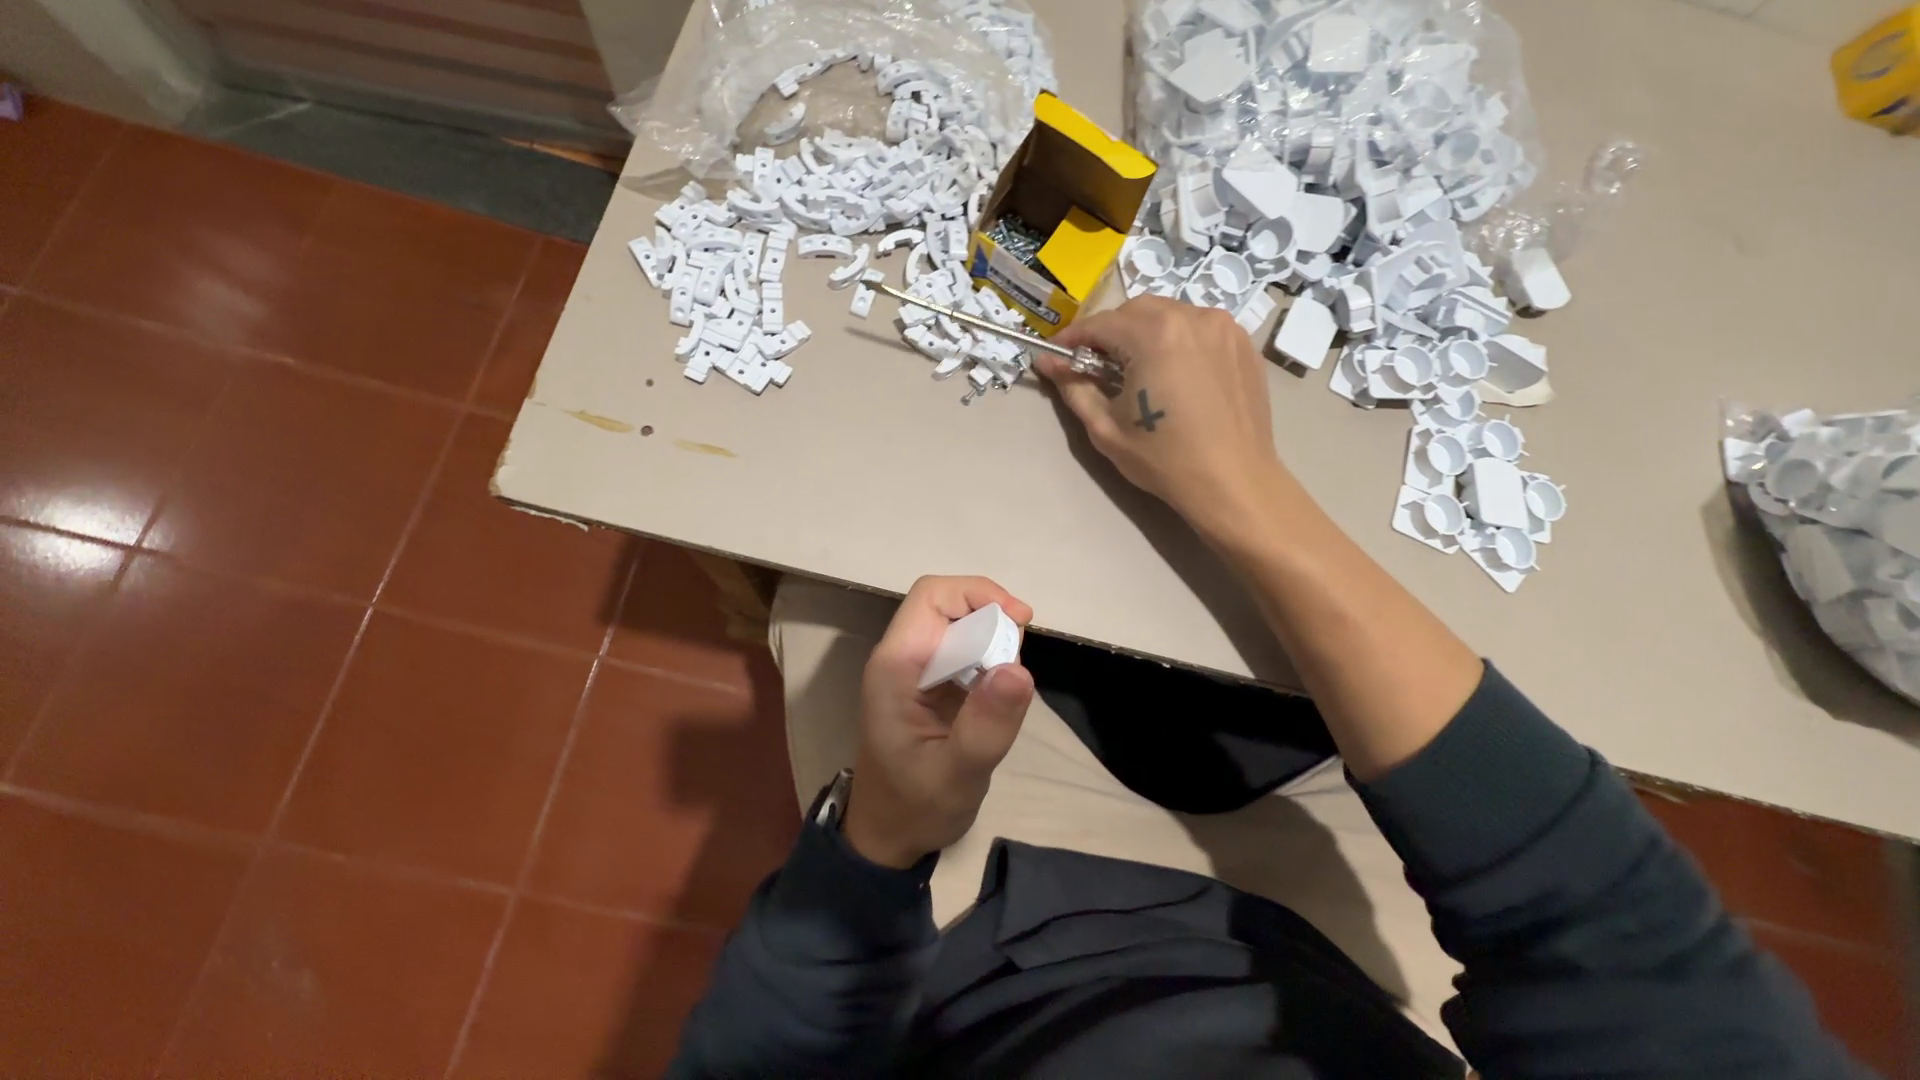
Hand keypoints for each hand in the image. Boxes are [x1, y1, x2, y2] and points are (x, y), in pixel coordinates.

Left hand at [842, 576, 1036, 868]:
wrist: (886, 838)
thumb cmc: (914, 808)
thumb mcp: (957, 775)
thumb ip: (985, 726)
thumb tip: (1019, 668)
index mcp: (897, 666)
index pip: (932, 597)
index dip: (977, 594)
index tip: (1019, 622)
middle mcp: (902, 658)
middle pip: (948, 605)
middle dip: (990, 620)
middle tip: (1017, 664)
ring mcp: (915, 671)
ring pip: (959, 626)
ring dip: (992, 641)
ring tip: (1008, 686)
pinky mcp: (930, 686)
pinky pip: (963, 652)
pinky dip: (988, 660)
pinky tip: (999, 694)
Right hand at [1040, 296, 1286, 533]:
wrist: (1234, 481)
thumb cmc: (1165, 460)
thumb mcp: (1106, 428)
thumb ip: (1074, 387)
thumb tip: (1046, 361)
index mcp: (1154, 335)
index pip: (1100, 323)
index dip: (1073, 338)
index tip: (1057, 355)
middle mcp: (1190, 317)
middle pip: (1135, 310)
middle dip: (1111, 332)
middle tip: (1099, 366)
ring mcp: (1222, 327)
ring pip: (1169, 313)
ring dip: (1145, 332)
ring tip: (1140, 369)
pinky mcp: (1242, 342)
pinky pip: (1199, 328)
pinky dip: (1179, 340)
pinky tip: (1175, 373)